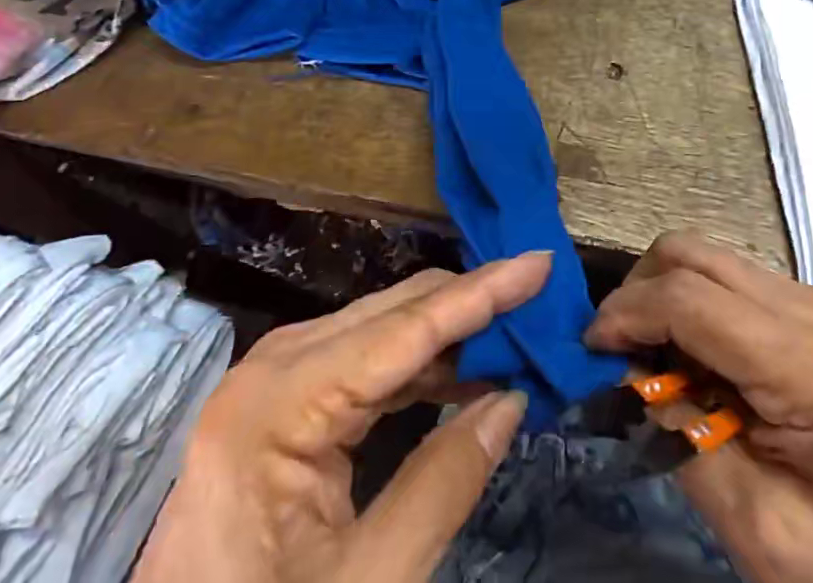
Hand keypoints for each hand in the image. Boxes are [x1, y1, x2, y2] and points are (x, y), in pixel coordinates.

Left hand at [131, 253, 551, 582]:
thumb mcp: (367, 582)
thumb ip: (445, 483)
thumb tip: (513, 398)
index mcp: (277, 407)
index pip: (405, 329)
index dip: (482, 293)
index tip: (540, 262)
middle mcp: (270, 372)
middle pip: (394, 313)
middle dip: (472, 304)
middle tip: (541, 307)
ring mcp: (271, 384)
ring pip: (383, 329)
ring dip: (453, 333)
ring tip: (517, 340)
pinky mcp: (280, 404)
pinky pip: (366, 360)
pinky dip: (423, 362)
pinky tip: (466, 375)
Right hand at [585, 234, 812, 582]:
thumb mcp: (754, 526)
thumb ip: (684, 441)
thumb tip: (628, 373)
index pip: (695, 301)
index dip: (629, 314)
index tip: (589, 351)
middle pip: (696, 256)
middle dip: (639, 293)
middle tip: (616, 354)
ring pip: (708, 256)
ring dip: (663, 294)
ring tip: (651, 357)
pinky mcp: (811, 303)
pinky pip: (729, 276)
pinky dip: (692, 301)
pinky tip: (692, 356)